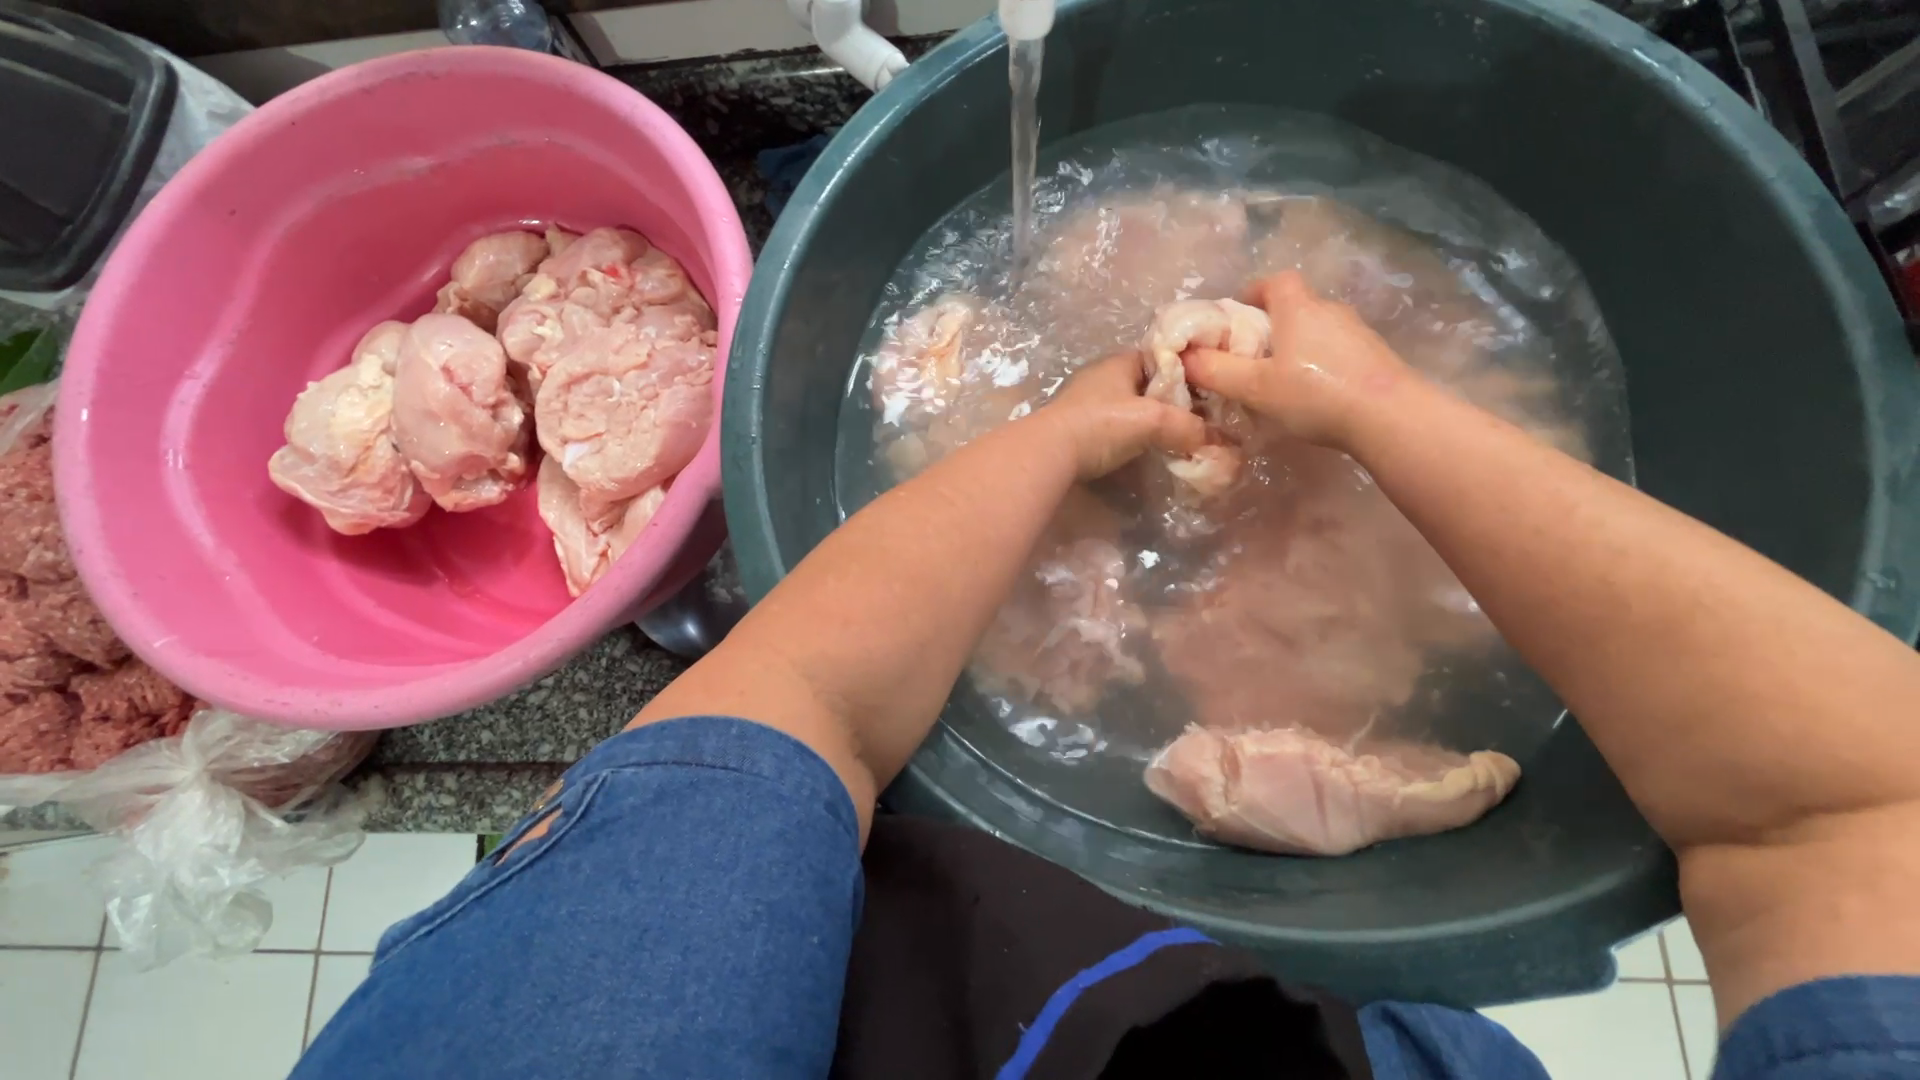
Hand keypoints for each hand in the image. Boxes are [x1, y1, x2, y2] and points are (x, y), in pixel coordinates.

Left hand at [1041, 352, 1207, 479]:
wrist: (1048, 454)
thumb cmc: (1101, 425)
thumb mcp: (1153, 421)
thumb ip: (1188, 426)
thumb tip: (1216, 440)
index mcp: (1119, 361)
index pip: (1162, 357)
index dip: (1186, 373)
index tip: (1207, 394)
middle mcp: (1101, 376)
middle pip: (1146, 385)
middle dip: (1169, 402)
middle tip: (1194, 421)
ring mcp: (1086, 402)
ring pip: (1129, 407)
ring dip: (1148, 421)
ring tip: (1174, 438)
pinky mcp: (1077, 428)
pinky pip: (1114, 427)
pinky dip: (1130, 436)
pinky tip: (1143, 450)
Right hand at [1184, 272, 1412, 447]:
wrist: (1389, 416)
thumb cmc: (1314, 394)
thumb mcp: (1255, 387)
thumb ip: (1216, 371)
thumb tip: (1183, 358)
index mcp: (1298, 308)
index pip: (1274, 281)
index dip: (1252, 292)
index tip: (1236, 317)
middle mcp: (1330, 310)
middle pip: (1295, 306)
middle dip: (1270, 325)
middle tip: (1250, 356)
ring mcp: (1357, 332)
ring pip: (1316, 330)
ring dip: (1296, 346)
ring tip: (1280, 380)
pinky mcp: (1374, 356)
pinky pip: (1337, 350)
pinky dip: (1320, 363)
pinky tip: (1314, 394)